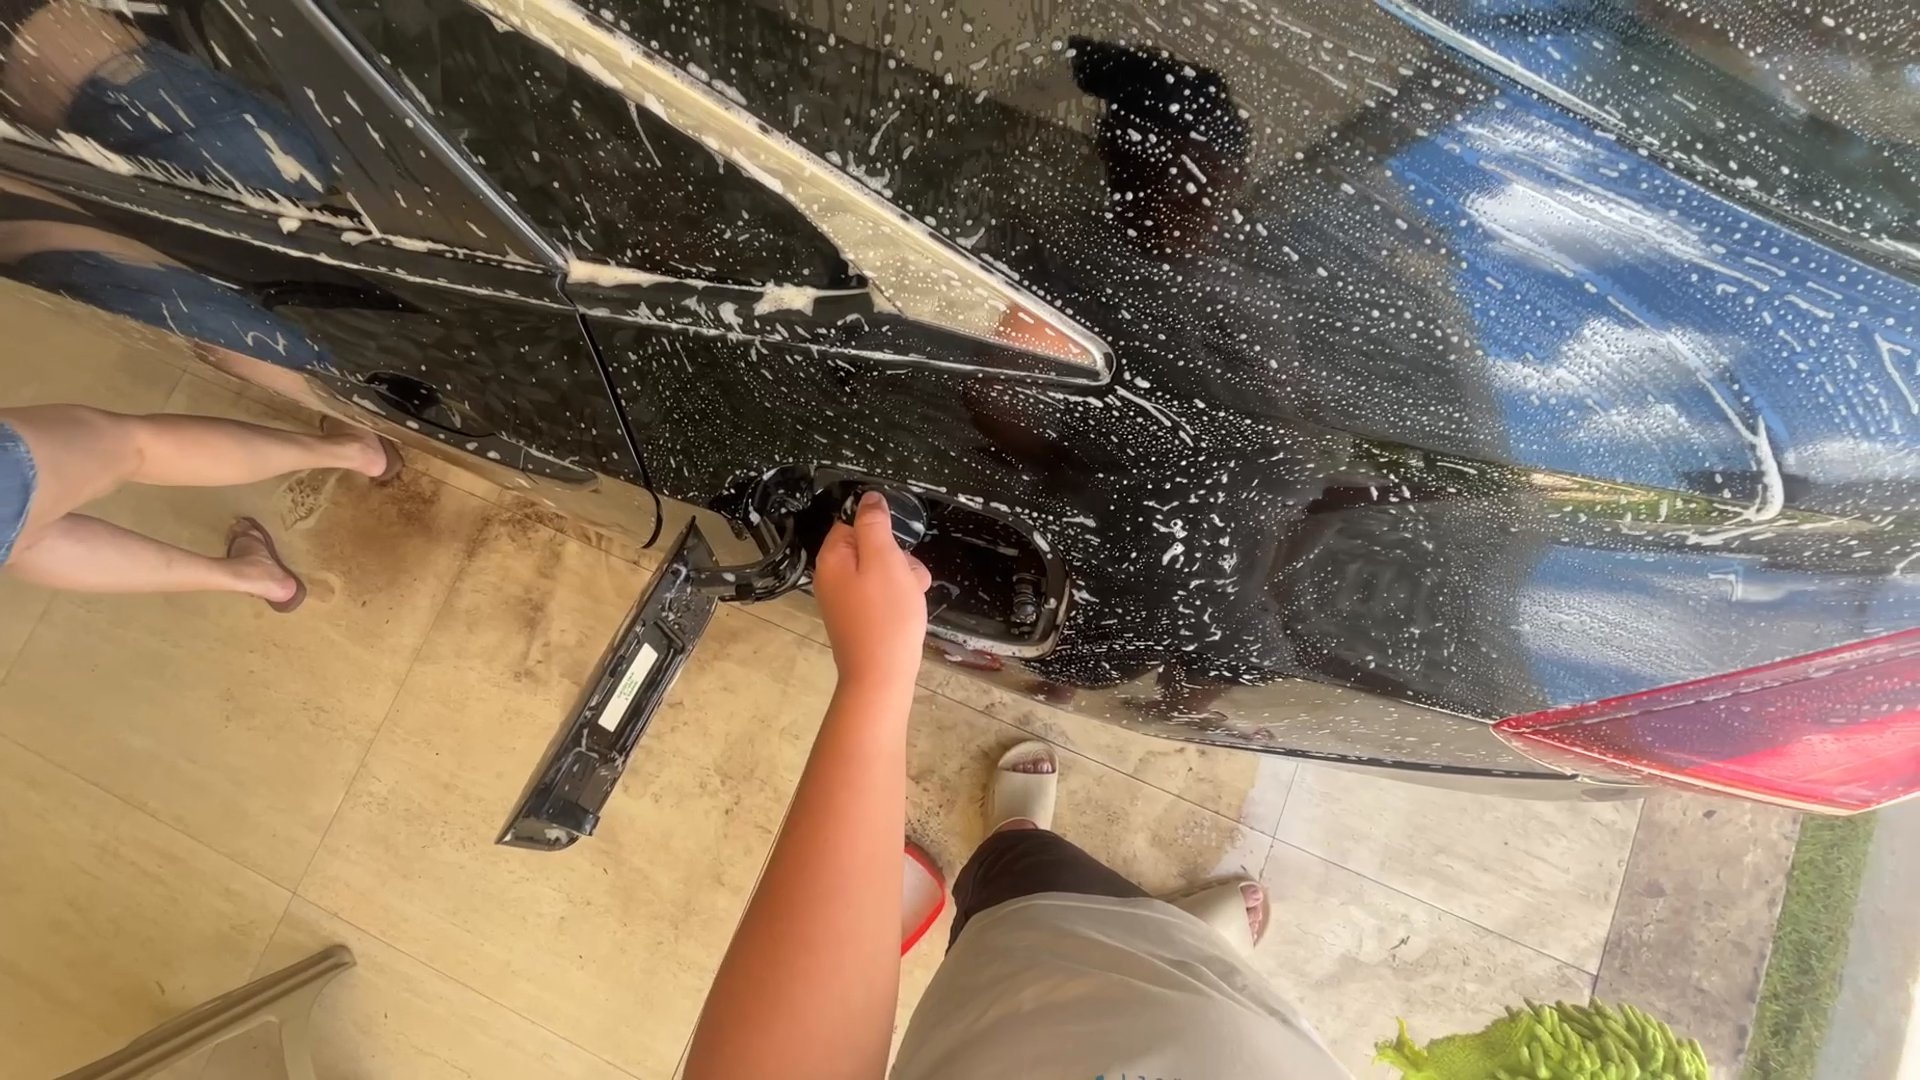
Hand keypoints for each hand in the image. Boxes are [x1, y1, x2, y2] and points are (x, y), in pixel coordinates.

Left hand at [812, 491, 932, 686]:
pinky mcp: (859, 619)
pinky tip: (907, 613)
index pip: (855, 523)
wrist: (881, 676)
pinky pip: (882, 596)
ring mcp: (845, 600)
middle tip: (907, 578)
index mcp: (832, 558)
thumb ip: (875, 524)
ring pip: (882, 573)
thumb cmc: (885, 616)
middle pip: (871, 548)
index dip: (882, 533)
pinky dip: (898, 600)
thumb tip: (869, 498)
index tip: (897, 550)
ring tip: (910, 598)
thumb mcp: (884, 559)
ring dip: (903, 579)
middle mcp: (832, 577)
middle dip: (898, 559)